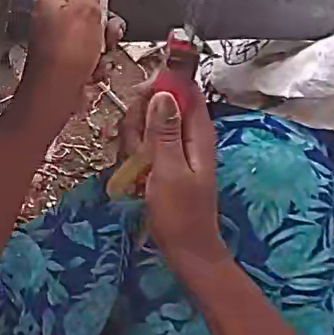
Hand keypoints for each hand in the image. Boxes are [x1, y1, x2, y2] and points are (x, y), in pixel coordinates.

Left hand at [21, 0, 123, 110]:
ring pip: (93, 33)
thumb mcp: (85, 10)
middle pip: (90, 8)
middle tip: (107, 34)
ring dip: (104, 45)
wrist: (55, 96)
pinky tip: (93, 70)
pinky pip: (89, 53)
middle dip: (106, 23)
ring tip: (100, 56)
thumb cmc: (67, 54)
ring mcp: (57, 39)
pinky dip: (96, 62)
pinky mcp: (65, 59)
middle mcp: (51, 17)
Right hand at [141, 90, 229, 271]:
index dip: (164, 84)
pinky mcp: (164, 159)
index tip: (140, 95)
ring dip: (136, 135)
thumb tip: (163, 93)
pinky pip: (146, 141)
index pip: (187, 90)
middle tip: (136, 141)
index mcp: (199, 132)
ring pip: (149, 121)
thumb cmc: (180, 213)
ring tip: (137, 161)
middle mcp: (189, 134)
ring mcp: (176, 147)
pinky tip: (135, 169)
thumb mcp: (169, 170)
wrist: (185, 250)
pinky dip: (136, 150)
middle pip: (162, 102)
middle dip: (142, 115)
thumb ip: (165, 131)